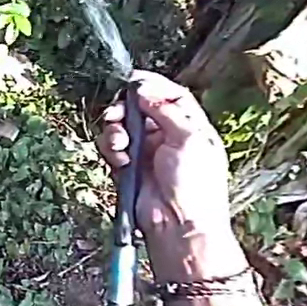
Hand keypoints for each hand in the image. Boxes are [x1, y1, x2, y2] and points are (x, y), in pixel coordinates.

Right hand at [98, 70, 247, 279]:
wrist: (179, 225)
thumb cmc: (195, 186)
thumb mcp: (189, 138)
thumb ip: (164, 110)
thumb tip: (142, 90)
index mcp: (189, 127)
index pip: (169, 95)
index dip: (151, 85)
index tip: (132, 80)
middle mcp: (167, 136)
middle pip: (139, 108)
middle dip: (124, 108)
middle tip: (117, 112)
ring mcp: (146, 152)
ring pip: (120, 126)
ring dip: (115, 130)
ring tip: (119, 143)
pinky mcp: (128, 167)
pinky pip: (111, 148)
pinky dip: (111, 150)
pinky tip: (120, 161)